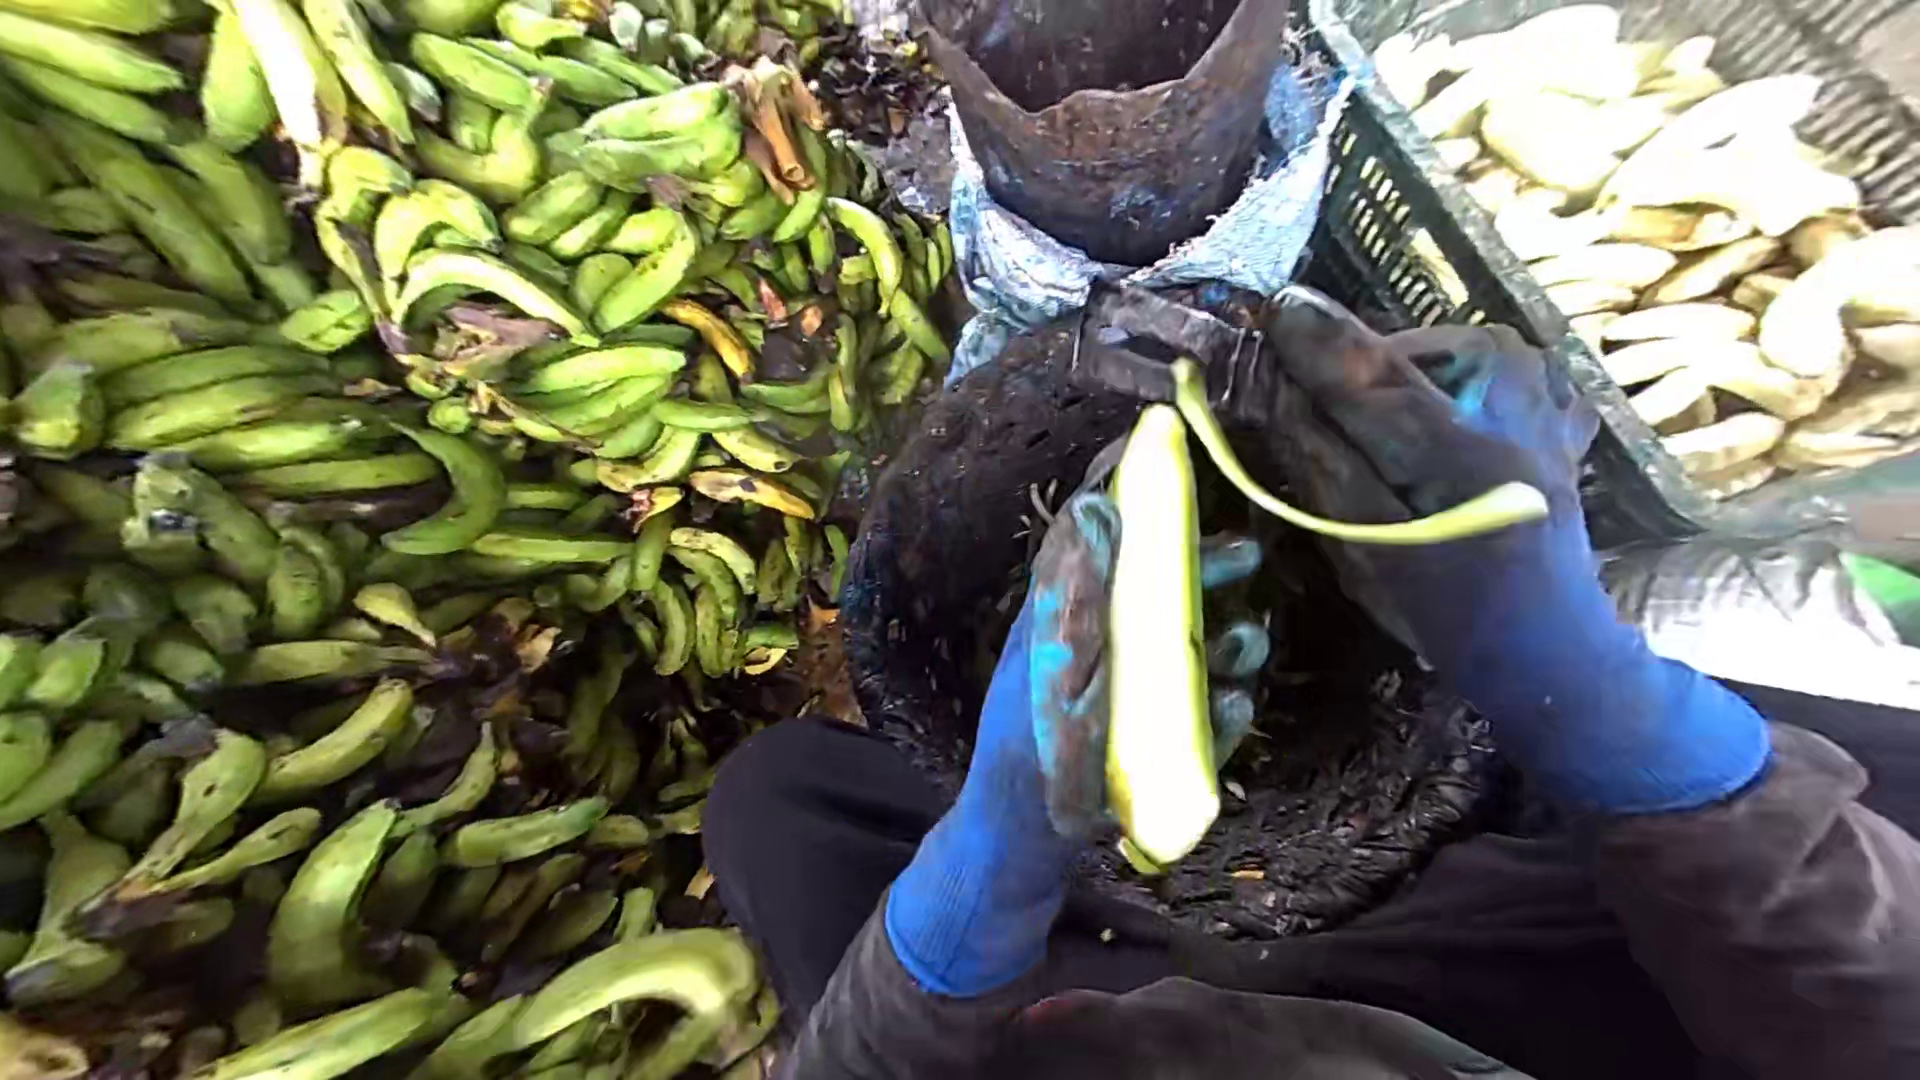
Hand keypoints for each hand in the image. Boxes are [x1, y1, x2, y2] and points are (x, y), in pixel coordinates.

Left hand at [885, 455, 1263, 996]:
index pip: (1104, 530)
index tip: (1170, 445)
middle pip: (1160, 580)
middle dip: (1204, 564)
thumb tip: (1096, 505)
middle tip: (1244, 556)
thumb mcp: (1048, 660)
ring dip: (1228, 634)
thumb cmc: (1028, 739)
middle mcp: (1105, 632)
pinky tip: (1234, 707)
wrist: (1027, 823)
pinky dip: (1223, 703)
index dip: (1134, 485)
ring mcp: (1132, 678)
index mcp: (1071, 606)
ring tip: (1245, 644)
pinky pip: (1201, 703)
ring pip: (1193, 637)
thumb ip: (1075, 590)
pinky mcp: (1155, 722)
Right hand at [1247, 287, 1769, 814]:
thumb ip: (1324, 472)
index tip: (1276, 308)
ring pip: (1454, 351)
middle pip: (1417, 354)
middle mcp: (1520, 415)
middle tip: (1310, 384)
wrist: (1541, 637)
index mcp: (1466, 465)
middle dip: (1355, 359)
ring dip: (1397, 369)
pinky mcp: (1555, 410)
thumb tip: (1281, 402)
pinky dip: (1444, 374)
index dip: (1321, 346)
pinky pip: (1489, 365)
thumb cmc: (1439, 606)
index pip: (1376, 385)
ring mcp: (1550, 405)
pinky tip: (1427, 403)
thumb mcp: (1364, 553)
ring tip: (1369, 408)